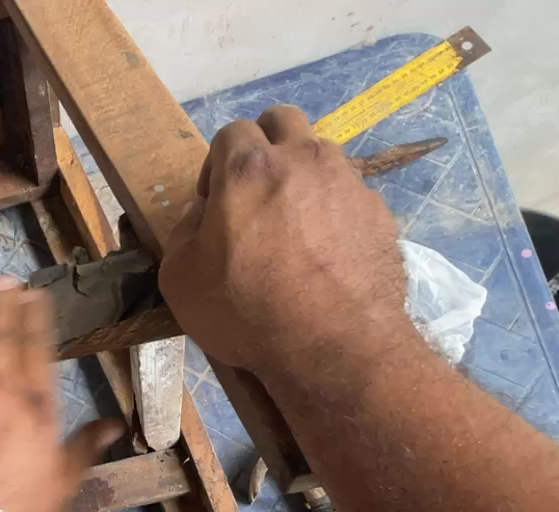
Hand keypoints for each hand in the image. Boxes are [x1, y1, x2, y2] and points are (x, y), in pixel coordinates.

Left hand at [0, 282, 120, 511]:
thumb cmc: (11, 508)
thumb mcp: (61, 484)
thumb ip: (85, 447)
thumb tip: (117, 423)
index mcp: (34, 403)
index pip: (36, 347)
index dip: (34, 317)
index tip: (34, 295)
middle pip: (0, 334)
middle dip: (3, 304)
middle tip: (3, 281)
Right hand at [159, 106, 415, 375]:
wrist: (331, 344)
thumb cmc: (243, 311)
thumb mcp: (180, 280)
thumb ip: (183, 232)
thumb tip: (202, 212)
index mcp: (248, 169)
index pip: (230, 133)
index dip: (215, 163)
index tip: (212, 202)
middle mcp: (303, 159)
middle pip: (281, 121)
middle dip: (262, 146)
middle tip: (251, 193)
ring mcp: (348, 181)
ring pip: (319, 153)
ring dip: (299, 176)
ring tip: (289, 227)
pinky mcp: (377, 211)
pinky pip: (347, 194)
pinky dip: (329, 211)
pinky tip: (320, 255)